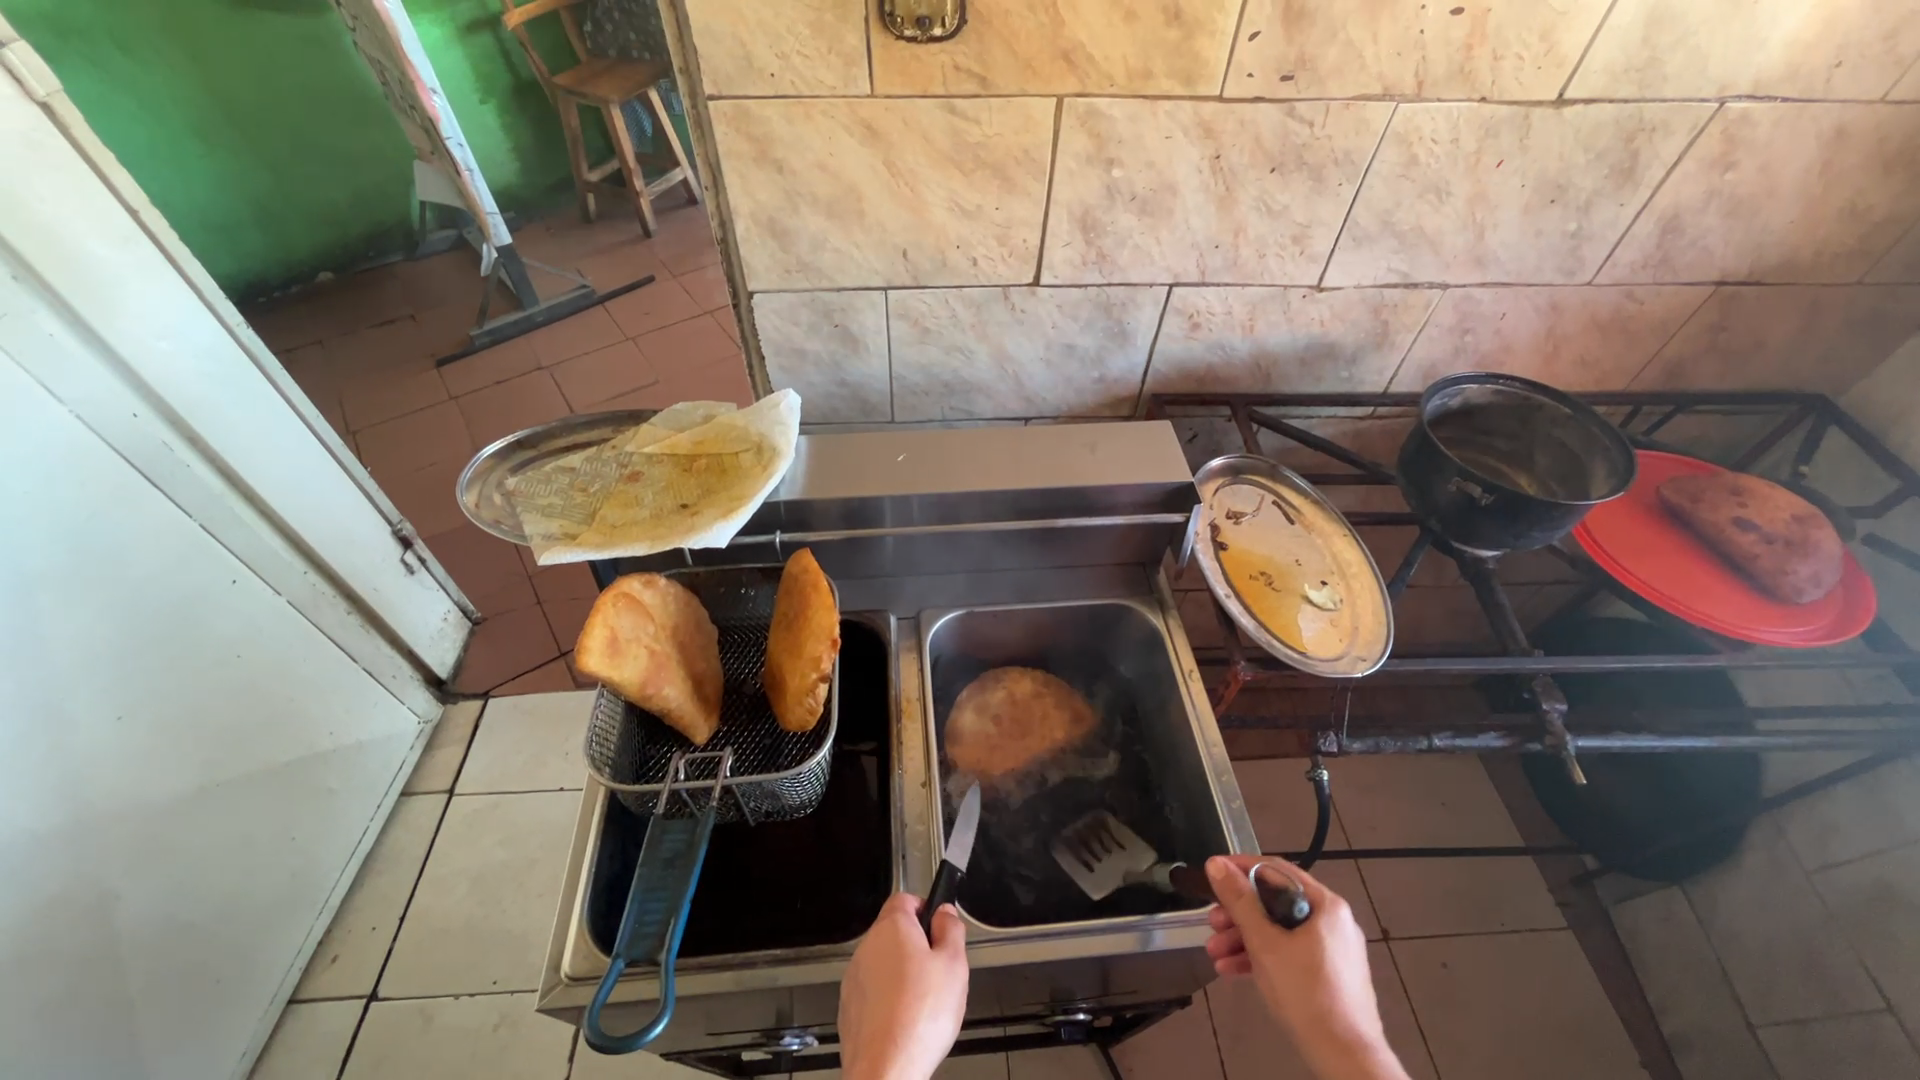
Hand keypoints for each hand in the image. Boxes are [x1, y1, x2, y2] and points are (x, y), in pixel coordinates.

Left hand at [838, 892, 968, 1079]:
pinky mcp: (850, 1006)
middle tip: (940, 968)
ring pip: (885, 963)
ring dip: (903, 973)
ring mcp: (855, 977)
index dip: (924, 907)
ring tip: (926, 1000)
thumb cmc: (919, 1018)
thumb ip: (951, 930)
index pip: (905, 898)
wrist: (886, 1068)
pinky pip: (874, 991)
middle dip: (917, 945)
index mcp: (892, 928)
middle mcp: (868, 947)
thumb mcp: (954, 964)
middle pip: (895, 932)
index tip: (939, 924)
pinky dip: (890, 998)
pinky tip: (908, 1018)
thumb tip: (945, 913)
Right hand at [1205, 856, 1410, 1079]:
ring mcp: (1332, 950)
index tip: (1212, 876)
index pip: (1276, 870)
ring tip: (1215, 954)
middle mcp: (1332, 921)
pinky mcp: (1329, 975)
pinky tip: (1232, 969)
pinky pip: (1290, 954)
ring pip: (1280, 931)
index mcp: (1324, 905)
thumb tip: (1216, 863)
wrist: (1346, 1058)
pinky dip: (1262, 957)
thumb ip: (1239, 901)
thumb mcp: (1264, 943)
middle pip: (1276, 903)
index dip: (1241, 869)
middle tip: (1211, 924)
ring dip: (1244, 939)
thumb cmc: (1305, 992)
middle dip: (1238, 914)